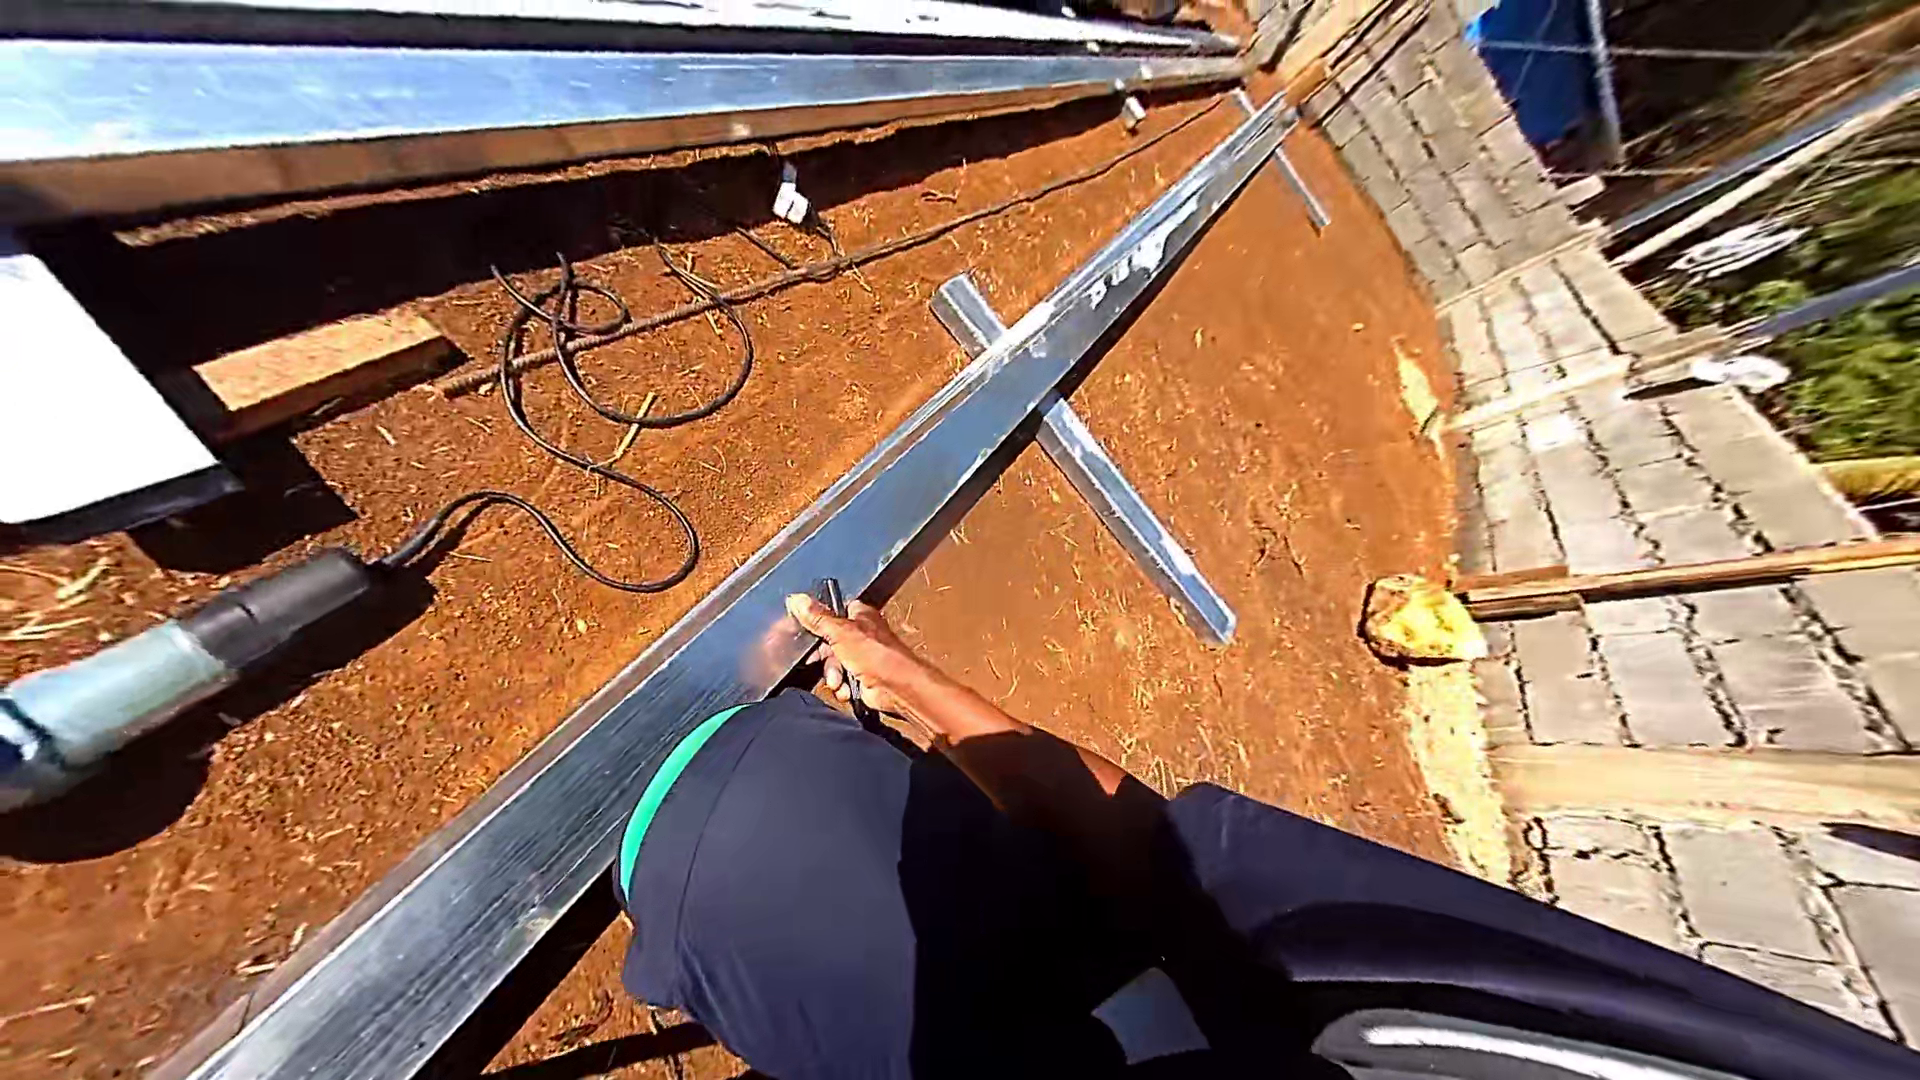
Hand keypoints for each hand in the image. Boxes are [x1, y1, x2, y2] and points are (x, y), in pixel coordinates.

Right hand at [784, 593, 939, 717]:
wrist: (895, 686)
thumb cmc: (878, 654)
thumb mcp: (840, 631)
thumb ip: (817, 617)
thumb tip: (797, 599)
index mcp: (859, 615)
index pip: (830, 613)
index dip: (816, 624)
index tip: (805, 632)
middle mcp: (861, 634)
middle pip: (828, 643)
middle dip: (823, 657)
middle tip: (818, 660)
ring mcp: (862, 656)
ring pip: (832, 665)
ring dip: (833, 675)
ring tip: (840, 679)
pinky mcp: (862, 677)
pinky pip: (842, 681)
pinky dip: (842, 687)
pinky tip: (848, 688)